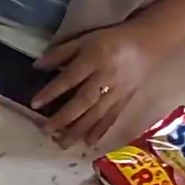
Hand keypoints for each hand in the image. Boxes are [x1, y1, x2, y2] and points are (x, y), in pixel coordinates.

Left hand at [33, 20, 169, 146]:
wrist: (149, 42)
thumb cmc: (110, 41)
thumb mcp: (84, 40)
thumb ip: (60, 54)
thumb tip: (36, 66)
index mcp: (94, 59)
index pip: (70, 78)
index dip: (52, 91)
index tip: (35, 104)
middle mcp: (106, 77)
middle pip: (84, 100)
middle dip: (64, 117)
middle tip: (46, 130)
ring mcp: (117, 90)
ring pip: (97, 113)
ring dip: (79, 130)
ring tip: (62, 143)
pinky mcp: (126, 99)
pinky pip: (112, 116)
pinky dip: (100, 130)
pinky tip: (88, 143)